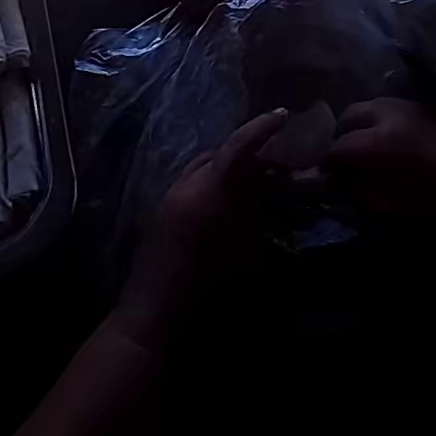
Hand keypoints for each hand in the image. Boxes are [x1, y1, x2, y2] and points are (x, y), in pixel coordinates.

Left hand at [112, 108, 289, 351]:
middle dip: (251, 149)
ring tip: (261, 174)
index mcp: (207, 195)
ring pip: (207, 165)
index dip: (260, 129)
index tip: (283, 116)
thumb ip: (257, 215)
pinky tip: (234, 196)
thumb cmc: (207, 298)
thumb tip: (271, 190)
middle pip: (221, 152)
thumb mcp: (248, 258)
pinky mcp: (165, 210)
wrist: (152, 320)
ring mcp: (172, 196)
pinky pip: (195, 181)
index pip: (236, 148)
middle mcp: (186, 186)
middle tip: (280, 156)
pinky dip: (217, 179)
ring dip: (233, 164)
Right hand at [328, 97, 435, 218]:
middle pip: (350, 115)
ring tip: (367, 146)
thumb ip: (355, 188)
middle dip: (342, 135)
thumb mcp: (389, 202)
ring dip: (362, 125)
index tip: (327, 175)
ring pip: (371, 107)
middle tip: (344, 157)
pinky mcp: (425, 106)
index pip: (338, 146)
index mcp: (378, 141)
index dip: (328, 162)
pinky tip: (391, 141)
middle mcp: (389, 114)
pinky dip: (382, 121)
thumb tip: (330, 182)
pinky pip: (392, 109)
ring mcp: (409, 106)